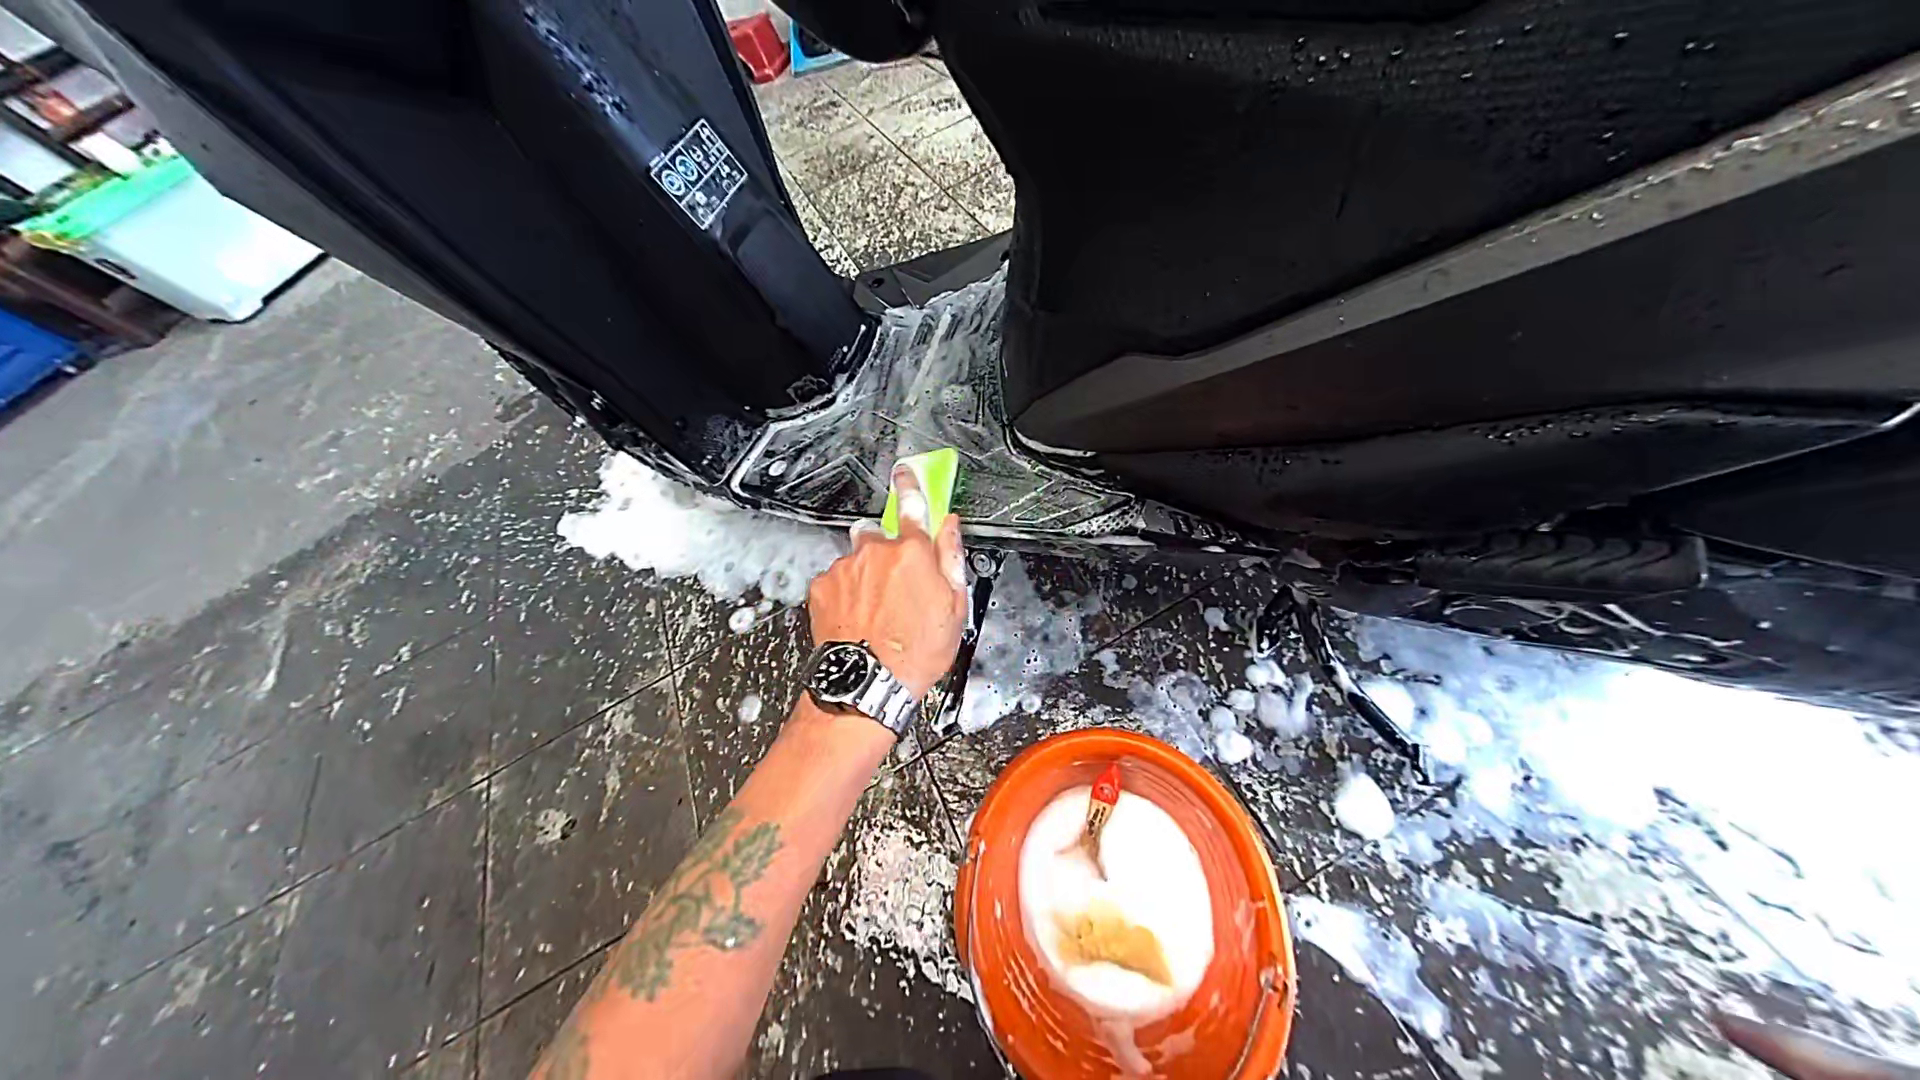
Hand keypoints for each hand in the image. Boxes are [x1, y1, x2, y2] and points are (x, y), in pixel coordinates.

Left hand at [807, 465, 967, 698]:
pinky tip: (857, 617)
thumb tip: (950, 528)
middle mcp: (875, 552)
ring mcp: (845, 568)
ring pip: (856, 558)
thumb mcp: (954, 607)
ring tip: (875, 609)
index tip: (905, 471)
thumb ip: (951, 558)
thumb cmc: (915, 652)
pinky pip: (836, 577)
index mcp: (912, 552)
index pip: (913, 504)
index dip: (911, 484)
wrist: (868, 682)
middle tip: (897, 585)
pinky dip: (845, 591)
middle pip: (879, 535)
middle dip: (886, 551)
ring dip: (865, 573)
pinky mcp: (822, 585)